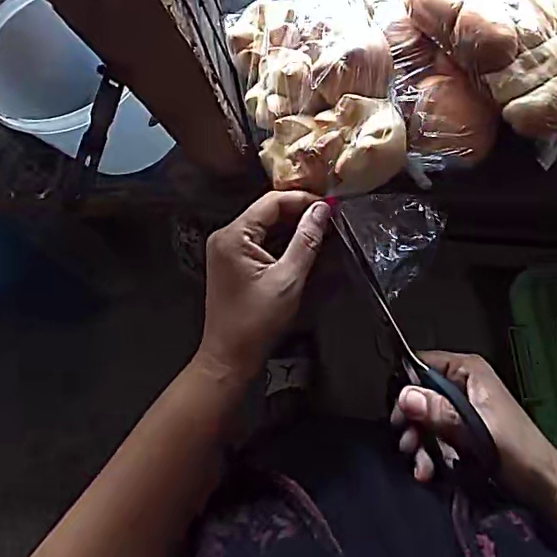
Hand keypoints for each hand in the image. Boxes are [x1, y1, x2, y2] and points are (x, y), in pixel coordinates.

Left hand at [195, 192, 328, 380]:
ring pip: (264, 225)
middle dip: (299, 211)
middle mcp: (226, 235)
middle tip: (330, 216)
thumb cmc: (256, 321)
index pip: (271, 202)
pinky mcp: (232, 260)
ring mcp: (226, 248)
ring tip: (322, 228)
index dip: (302, 199)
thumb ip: (306, 241)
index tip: (329, 205)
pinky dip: (281, 240)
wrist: (228, 357)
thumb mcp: (288, 279)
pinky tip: (303, 243)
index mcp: (233, 235)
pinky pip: (259, 240)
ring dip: (292, 226)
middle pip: (266, 211)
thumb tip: (322, 210)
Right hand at [392, 351, 556, 508]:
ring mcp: (462, 409)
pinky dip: (428, 454)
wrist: (548, 493)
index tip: (400, 414)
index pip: (422, 364)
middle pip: (419, 393)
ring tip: (421, 466)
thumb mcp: (478, 430)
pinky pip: (434, 437)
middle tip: (409, 444)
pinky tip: (429, 472)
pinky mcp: (462, 433)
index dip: (406, 387)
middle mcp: (462, 384)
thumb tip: (406, 396)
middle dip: (411, 422)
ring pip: (424, 418)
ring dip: (418, 443)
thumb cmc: (521, 455)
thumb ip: (442, 412)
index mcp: (468, 370)